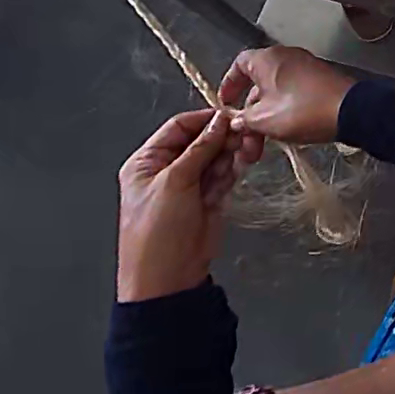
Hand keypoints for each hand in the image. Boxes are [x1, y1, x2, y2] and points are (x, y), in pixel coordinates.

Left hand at [116, 109, 258, 302]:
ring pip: (220, 155)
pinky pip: (228, 172)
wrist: (169, 276)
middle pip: (204, 139)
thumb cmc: (158, 229)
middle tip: (246, 138)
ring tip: (244, 158)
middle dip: (225, 138)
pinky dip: (235, 170)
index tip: (233, 117)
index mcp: (148, 161)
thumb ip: (200, 148)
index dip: (206, 120)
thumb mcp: (175, 182)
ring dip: (233, 154)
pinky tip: (239, 171)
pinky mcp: (211, 194)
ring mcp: (192, 181)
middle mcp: (170, 167)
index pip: (180, 127)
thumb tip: (221, 120)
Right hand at [220, 46, 355, 145]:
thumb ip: (244, 120)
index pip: (239, 64)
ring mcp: (307, 68)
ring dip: (266, 115)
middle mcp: (288, 57)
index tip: (226, 103)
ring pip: (277, 92)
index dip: (229, 84)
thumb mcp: (263, 119)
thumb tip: (236, 121)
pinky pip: (295, 94)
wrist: (351, 111)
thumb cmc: (302, 111)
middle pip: (258, 82)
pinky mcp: (322, 81)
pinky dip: (285, 110)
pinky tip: (284, 132)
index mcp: (269, 59)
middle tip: (246, 135)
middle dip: (249, 111)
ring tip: (263, 142)